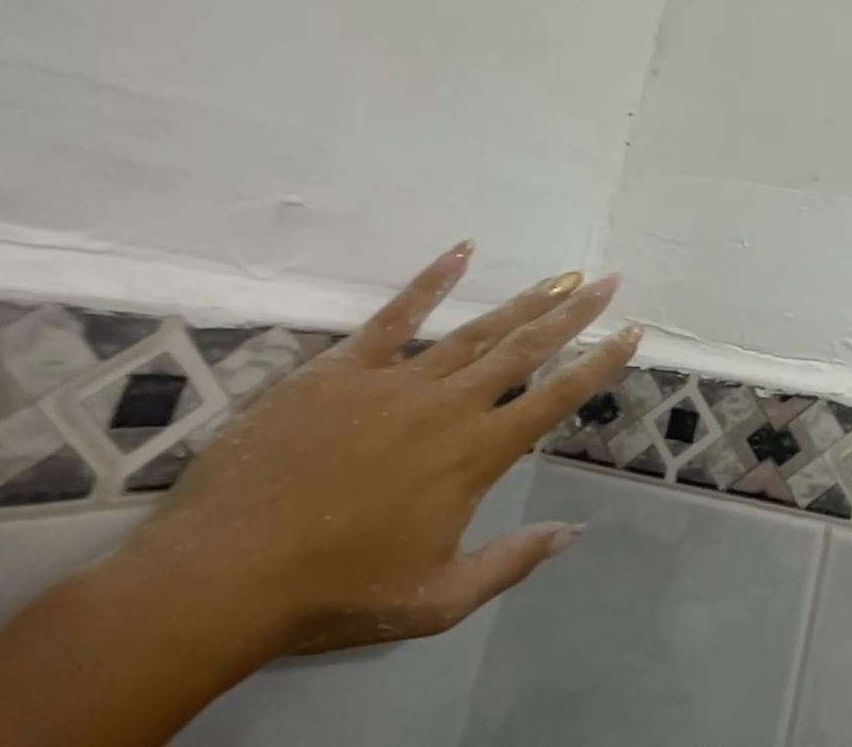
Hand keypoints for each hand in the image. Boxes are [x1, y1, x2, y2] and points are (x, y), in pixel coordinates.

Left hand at [120, 241, 640, 654]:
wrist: (219, 578)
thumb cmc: (337, 591)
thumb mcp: (438, 599)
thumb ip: (512, 561)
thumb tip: (574, 531)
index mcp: (477, 454)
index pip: (557, 398)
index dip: (601, 363)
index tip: (633, 333)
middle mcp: (449, 407)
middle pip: (525, 349)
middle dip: (574, 313)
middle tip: (609, 281)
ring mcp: (394, 382)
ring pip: (474, 330)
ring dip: (524, 300)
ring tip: (562, 274)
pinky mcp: (340, 371)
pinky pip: (393, 316)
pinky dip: (430, 282)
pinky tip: (461, 251)